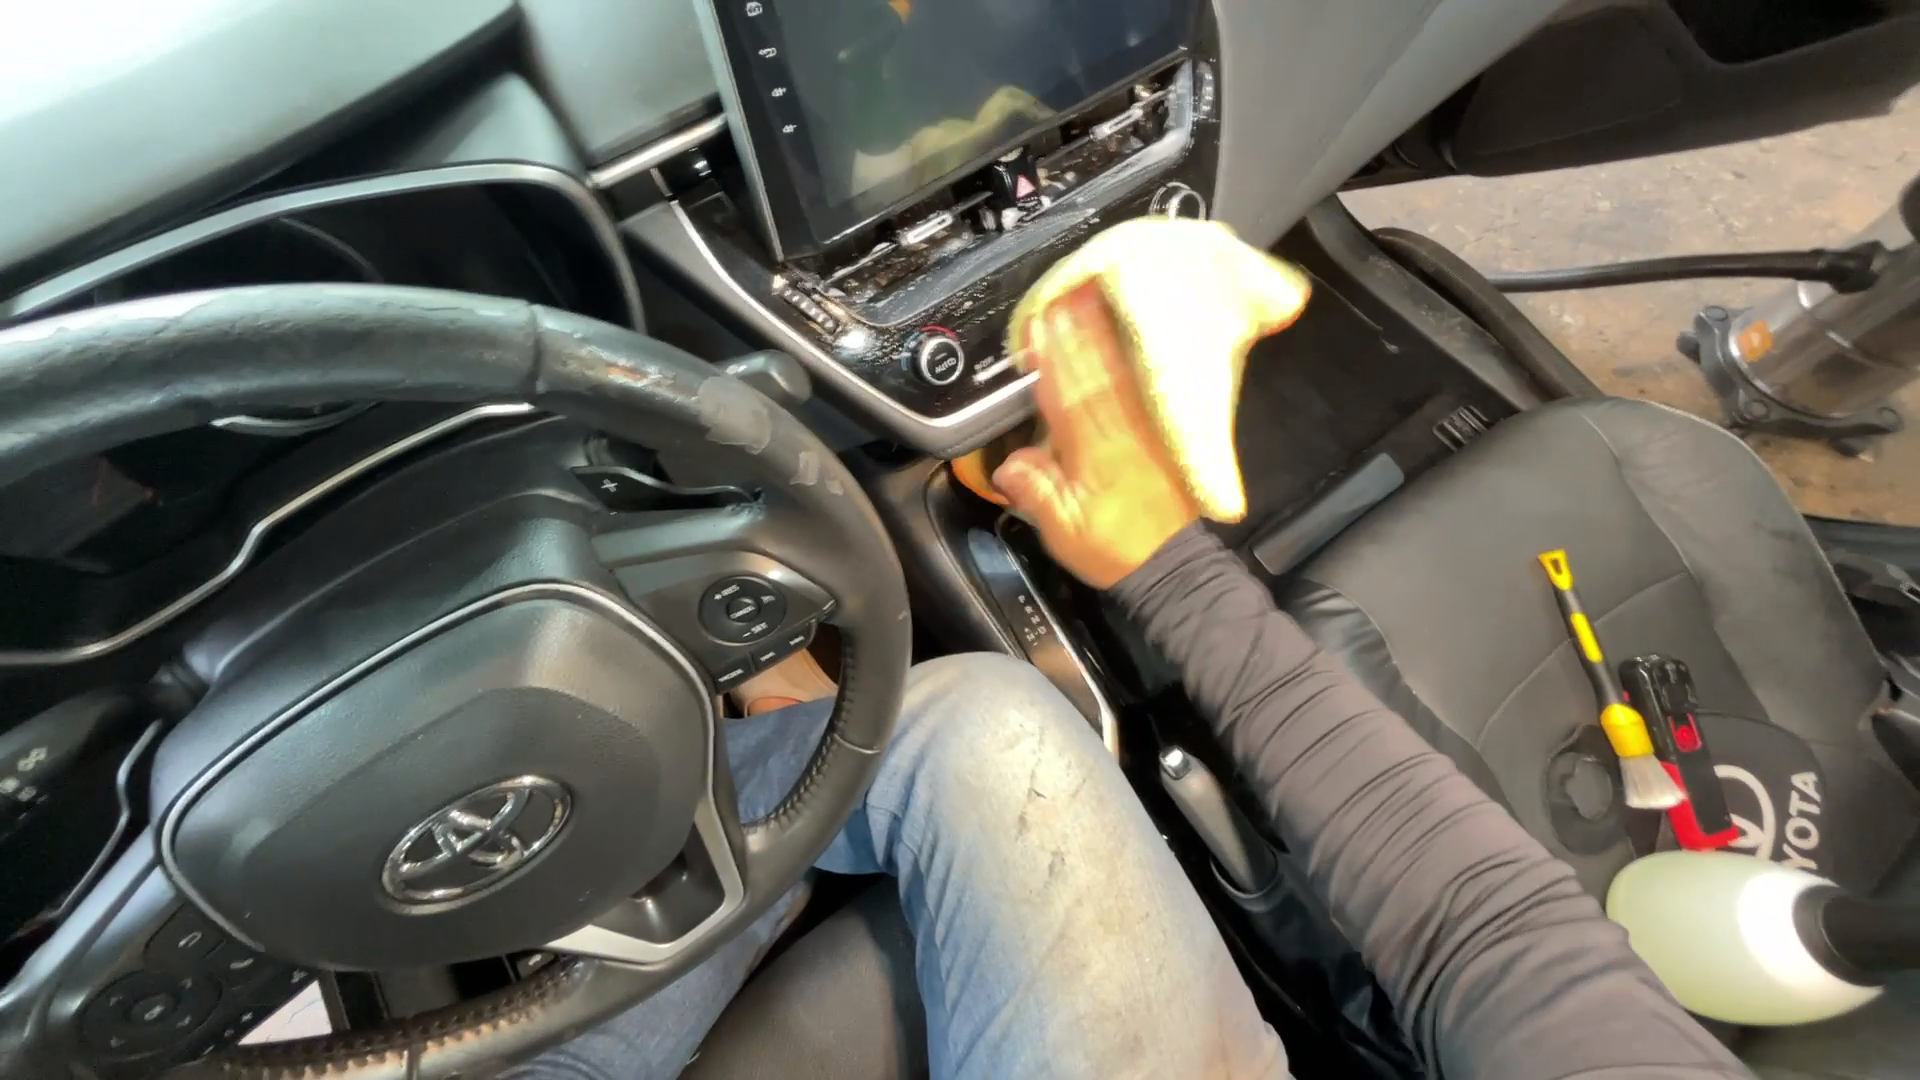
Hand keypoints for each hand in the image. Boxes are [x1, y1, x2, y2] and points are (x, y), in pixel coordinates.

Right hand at [991, 283, 1197, 588]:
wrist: (1168, 568)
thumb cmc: (1113, 549)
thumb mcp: (1064, 533)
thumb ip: (1037, 494)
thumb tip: (1009, 466)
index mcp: (1095, 456)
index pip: (1067, 399)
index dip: (1053, 361)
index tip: (1041, 327)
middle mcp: (1122, 436)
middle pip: (1097, 376)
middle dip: (1081, 333)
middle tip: (1070, 292)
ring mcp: (1147, 433)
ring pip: (1124, 375)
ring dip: (1108, 336)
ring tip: (1098, 301)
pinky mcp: (1164, 437)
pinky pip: (1148, 390)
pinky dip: (1136, 361)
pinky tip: (1130, 340)